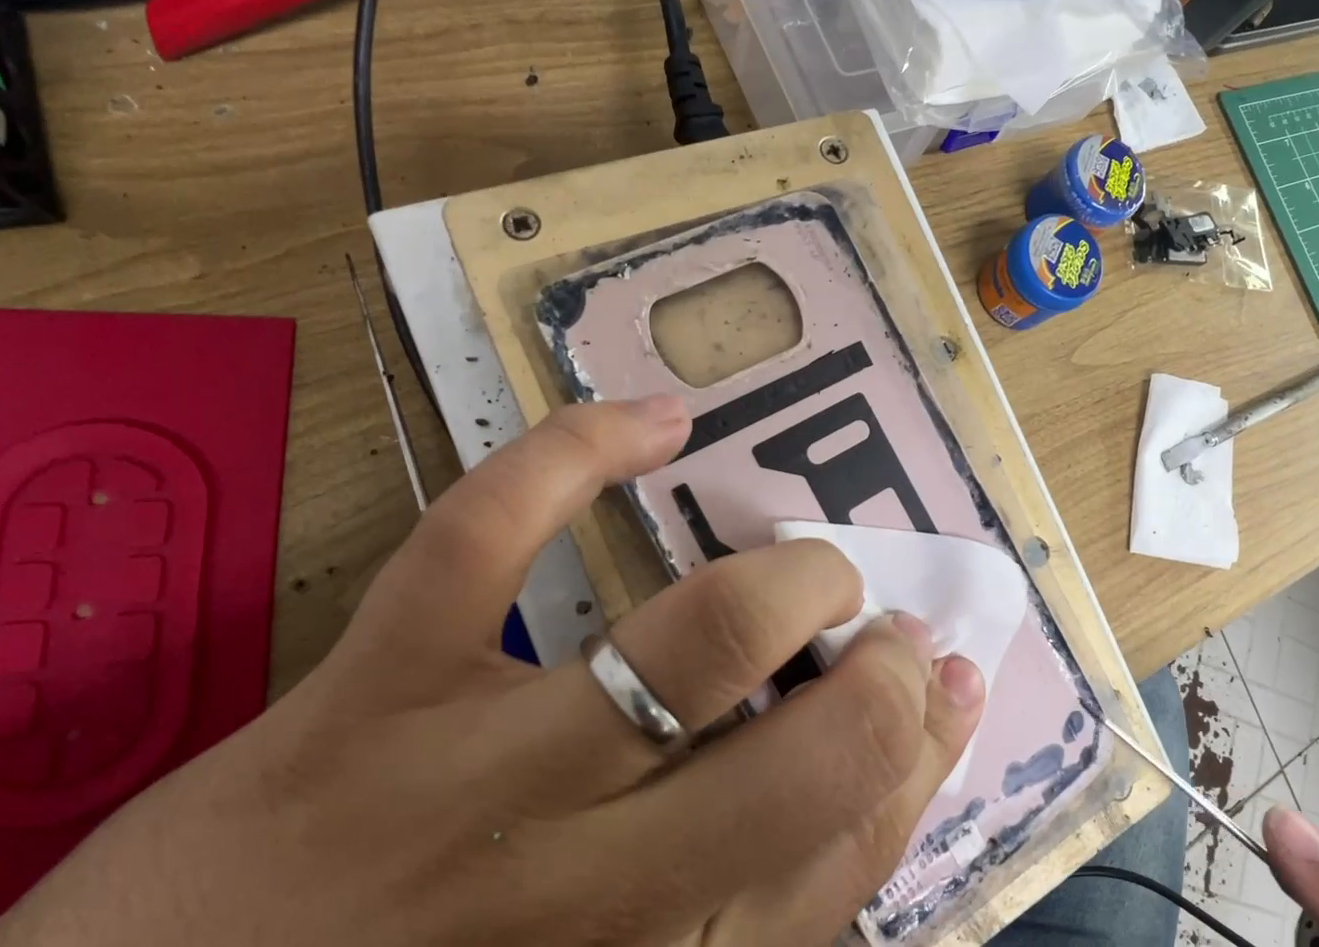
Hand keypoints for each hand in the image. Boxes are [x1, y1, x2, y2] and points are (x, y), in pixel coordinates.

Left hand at [0, 398, 986, 946]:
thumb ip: (733, 907)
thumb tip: (857, 782)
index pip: (840, 861)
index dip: (919, 763)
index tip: (948, 688)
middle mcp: (587, 891)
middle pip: (803, 764)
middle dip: (886, 682)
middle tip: (893, 634)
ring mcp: (473, 780)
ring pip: (688, 644)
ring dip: (790, 583)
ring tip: (817, 567)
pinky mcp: (370, 694)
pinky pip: (488, 538)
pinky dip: (580, 452)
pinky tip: (658, 420)